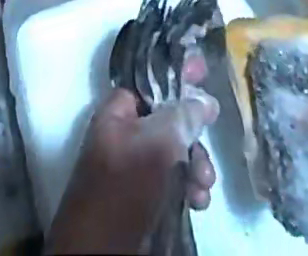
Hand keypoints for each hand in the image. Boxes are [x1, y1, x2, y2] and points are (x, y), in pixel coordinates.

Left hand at [45, 88, 217, 253]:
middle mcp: (125, 134)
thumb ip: (184, 114)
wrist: (100, 254)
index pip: (151, 78)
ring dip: (196, 165)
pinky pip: (174, 181)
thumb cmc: (124, 185)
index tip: (203, 71)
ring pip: (176, 152)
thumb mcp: (158, 141)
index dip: (177, 72)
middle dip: (194, 133)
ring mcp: (134, 167)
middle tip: (208, 142)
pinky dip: (189, 187)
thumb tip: (205, 101)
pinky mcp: (143, 196)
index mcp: (118, 111)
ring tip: (204, 185)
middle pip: (170, 117)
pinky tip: (198, 200)